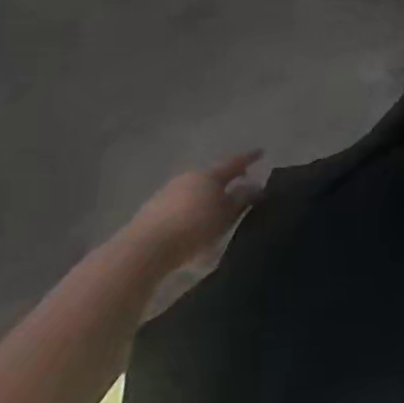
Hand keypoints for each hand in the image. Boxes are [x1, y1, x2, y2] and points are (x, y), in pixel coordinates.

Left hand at [119, 150, 262, 270]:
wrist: (142, 250)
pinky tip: (195, 219)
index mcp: (208, 175)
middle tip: (242, 183)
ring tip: (219, 206)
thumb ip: (242, 199)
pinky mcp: (152, 209)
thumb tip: (255, 186)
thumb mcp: (225, 215)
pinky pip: (181, 202)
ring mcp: (167, 192)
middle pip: (213, 175)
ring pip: (195, 189)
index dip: (249, 158)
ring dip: (208, 194)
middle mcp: (188, 177)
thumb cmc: (192, 228)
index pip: (235, 162)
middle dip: (227, 179)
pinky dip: (193, 206)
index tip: (261, 152)